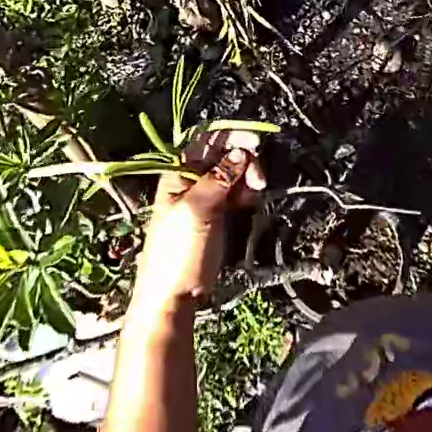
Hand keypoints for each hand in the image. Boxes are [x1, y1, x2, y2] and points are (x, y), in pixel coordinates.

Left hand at [130, 130, 265, 315]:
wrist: (172, 297)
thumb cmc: (178, 251)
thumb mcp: (197, 208)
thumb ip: (219, 177)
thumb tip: (241, 151)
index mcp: (178, 172)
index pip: (205, 138)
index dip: (231, 135)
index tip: (256, 142)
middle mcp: (191, 180)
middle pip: (223, 154)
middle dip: (244, 158)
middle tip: (258, 179)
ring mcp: (204, 198)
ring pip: (232, 173)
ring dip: (247, 176)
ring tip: (255, 193)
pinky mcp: (215, 216)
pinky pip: (234, 193)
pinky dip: (245, 193)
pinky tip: (251, 202)